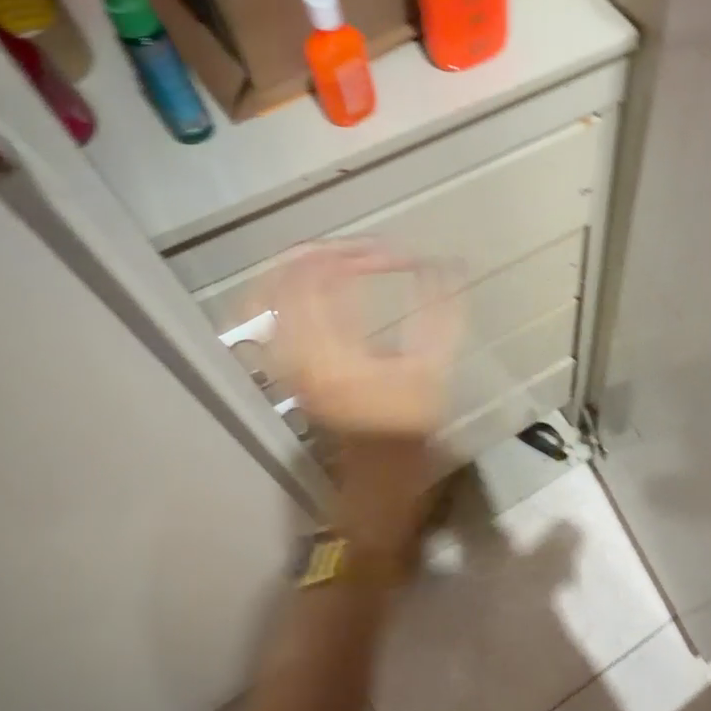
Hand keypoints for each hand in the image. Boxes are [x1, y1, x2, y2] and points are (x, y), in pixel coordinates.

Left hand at [275, 242, 460, 439]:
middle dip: (328, 251)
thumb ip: (439, 313)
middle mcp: (299, 354)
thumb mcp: (433, 366)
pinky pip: (264, 313)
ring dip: (299, 265)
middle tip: (361, 246)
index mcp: (336, 355)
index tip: (398, 256)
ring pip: (267, 292)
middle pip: (290, 278)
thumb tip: (446, 265)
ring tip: (332, 254)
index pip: (332, 282)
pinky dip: (282, 287)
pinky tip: (307, 280)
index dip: (362, 255)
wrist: (380, 464)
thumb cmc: (409, 419)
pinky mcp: (282, 363)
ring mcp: (284, 359)